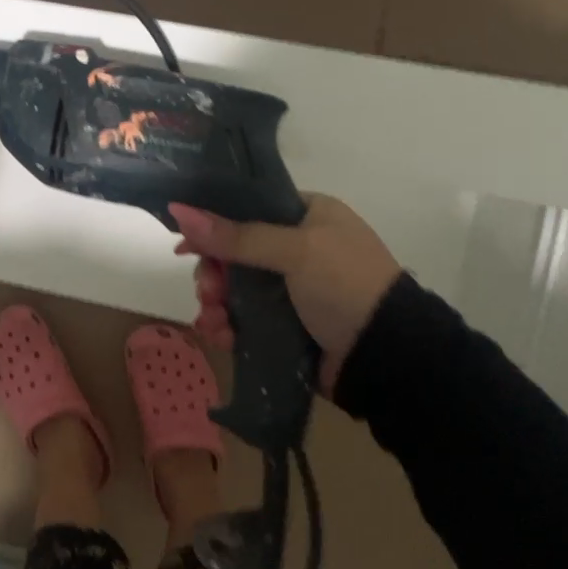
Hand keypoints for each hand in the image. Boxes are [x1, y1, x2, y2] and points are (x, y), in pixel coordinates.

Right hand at [170, 195, 400, 395]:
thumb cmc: (348, 285)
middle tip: (207, 289)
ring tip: (213, 318)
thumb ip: (236, 236)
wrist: (390, 359)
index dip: (213, 223)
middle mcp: (297, 249)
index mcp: (308, 217)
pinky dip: (226, 326)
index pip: (247, 209)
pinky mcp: (285, 327)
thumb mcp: (294, 251)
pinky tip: (218, 334)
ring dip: (215, 302)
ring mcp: (291, 291)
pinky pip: (243, 320)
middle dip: (213, 272)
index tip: (186, 243)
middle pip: (233, 252)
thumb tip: (177, 210)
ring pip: (234, 288)